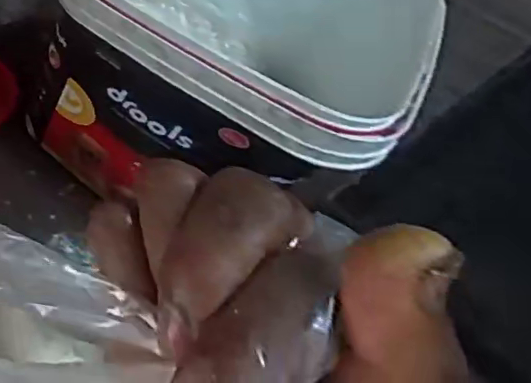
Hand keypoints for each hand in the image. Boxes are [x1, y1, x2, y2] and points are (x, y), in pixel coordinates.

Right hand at [86, 160, 468, 382]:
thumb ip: (406, 337)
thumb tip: (421, 240)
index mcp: (312, 263)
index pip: (261, 205)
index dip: (233, 257)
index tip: (233, 347)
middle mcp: (247, 242)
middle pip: (198, 183)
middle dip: (190, 262)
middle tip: (187, 345)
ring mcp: (182, 247)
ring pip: (156, 186)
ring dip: (156, 254)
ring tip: (169, 331)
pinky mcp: (130, 264)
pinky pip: (108, 219)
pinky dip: (114, 253)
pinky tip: (135, 303)